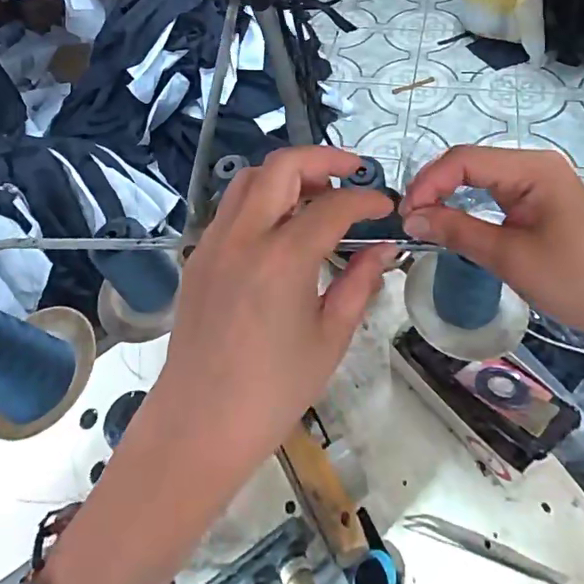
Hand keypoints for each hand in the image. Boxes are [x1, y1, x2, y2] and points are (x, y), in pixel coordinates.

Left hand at [155, 146, 397, 462]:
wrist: (198, 424)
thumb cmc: (273, 391)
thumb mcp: (329, 337)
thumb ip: (359, 283)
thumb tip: (383, 249)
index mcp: (282, 259)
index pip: (334, 206)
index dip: (366, 200)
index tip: (385, 206)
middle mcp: (244, 236)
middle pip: (283, 166)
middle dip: (323, 159)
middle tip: (352, 174)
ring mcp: (214, 242)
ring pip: (250, 178)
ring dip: (287, 174)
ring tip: (317, 195)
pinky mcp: (198, 255)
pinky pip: (231, 207)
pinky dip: (262, 198)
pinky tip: (281, 227)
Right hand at [400, 145, 583, 344]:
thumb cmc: (572, 281)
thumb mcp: (508, 256)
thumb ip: (456, 231)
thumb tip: (411, 219)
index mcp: (533, 167)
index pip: (465, 159)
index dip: (430, 182)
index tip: (406, 215)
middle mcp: (536, 164)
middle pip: (471, 163)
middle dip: (436, 186)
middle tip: (410, 219)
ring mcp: (540, 181)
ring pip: (481, 176)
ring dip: (450, 194)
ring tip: (424, 220)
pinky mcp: (540, 200)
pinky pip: (495, 192)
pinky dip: (469, 204)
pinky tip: (452, 219)